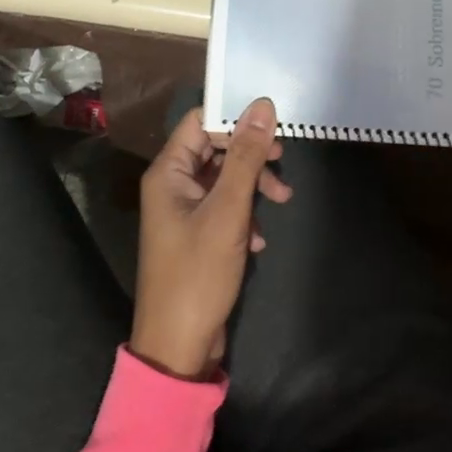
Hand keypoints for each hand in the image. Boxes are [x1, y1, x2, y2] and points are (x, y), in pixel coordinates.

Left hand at [129, 99, 291, 379]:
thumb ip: (245, 157)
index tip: (272, 126)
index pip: (200, 121)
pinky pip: (224, 207)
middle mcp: (172, 184)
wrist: (178, 346)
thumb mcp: (228, 211)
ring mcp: (184, 211)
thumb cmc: (197, 273)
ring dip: (253, 186)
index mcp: (168, 171)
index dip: (234, 118)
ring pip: (224, 178)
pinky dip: (245, 214)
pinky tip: (259, 239)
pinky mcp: (197, 235)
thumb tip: (262, 105)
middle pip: (216, 148)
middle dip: (251, 155)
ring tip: (281, 202)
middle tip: (283, 164)